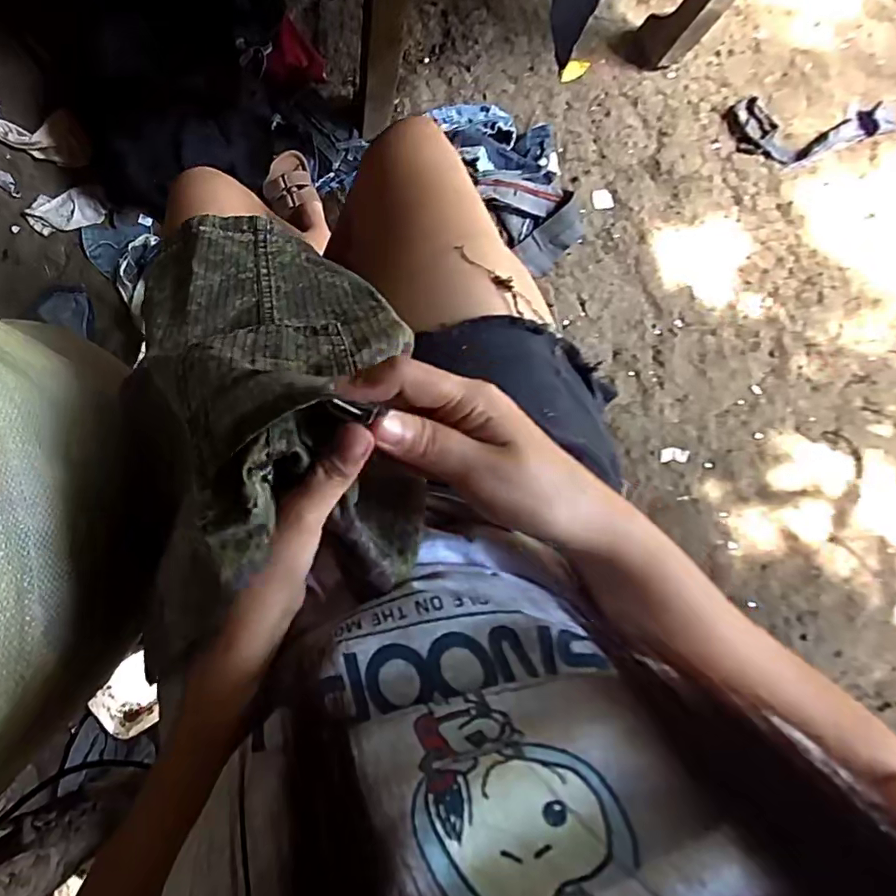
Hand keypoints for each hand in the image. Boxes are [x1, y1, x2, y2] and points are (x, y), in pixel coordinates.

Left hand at [207, 422, 374, 666]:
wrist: (235, 662)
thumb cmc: (256, 591)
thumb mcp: (296, 530)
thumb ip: (325, 481)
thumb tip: (362, 427)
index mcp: (231, 478)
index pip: (268, 426)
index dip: (301, 406)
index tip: (340, 385)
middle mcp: (237, 488)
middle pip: (281, 447)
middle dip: (314, 429)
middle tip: (359, 402)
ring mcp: (252, 514)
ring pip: (289, 472)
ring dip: (317, 456)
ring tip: (357, 428)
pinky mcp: (266, 537)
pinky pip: (294, 499)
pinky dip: (315, 487)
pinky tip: (341, 476)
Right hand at [337, 356, 621, 553]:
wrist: (581, 521)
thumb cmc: (538, 493)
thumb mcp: (483, 471)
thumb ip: (430, 444)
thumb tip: (373, 422)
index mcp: (469, 395)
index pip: (404, 374)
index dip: (362, 384)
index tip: (322, 402)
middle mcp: (459, 398)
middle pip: (399, 386)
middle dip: (358, 397)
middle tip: (314, 417)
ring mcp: (456, 420)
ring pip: (402, 408)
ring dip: (368, 418)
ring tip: (327, 432)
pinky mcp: (454, 442)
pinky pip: (411, 431)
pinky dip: (385, 439)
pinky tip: (362, 451)